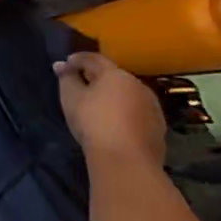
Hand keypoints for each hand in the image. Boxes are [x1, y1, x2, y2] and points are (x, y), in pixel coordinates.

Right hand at [55, 52, 166, 166]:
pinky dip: (125, 113)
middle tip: (81, 86)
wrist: (127, 161)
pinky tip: (115, 124)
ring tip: (99, 106)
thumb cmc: (94, 122)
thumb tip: (62, 65)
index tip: (65, 65)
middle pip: (114, 76)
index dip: (77, 60)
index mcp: (116, 74)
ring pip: (128, 95)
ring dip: (114, 96)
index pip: (94, 59)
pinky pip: (137, 113)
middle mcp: (138, 85)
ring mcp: (152, 107)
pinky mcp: (158, 128)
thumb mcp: (71, 98)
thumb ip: (66, 78)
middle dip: (97, 78)